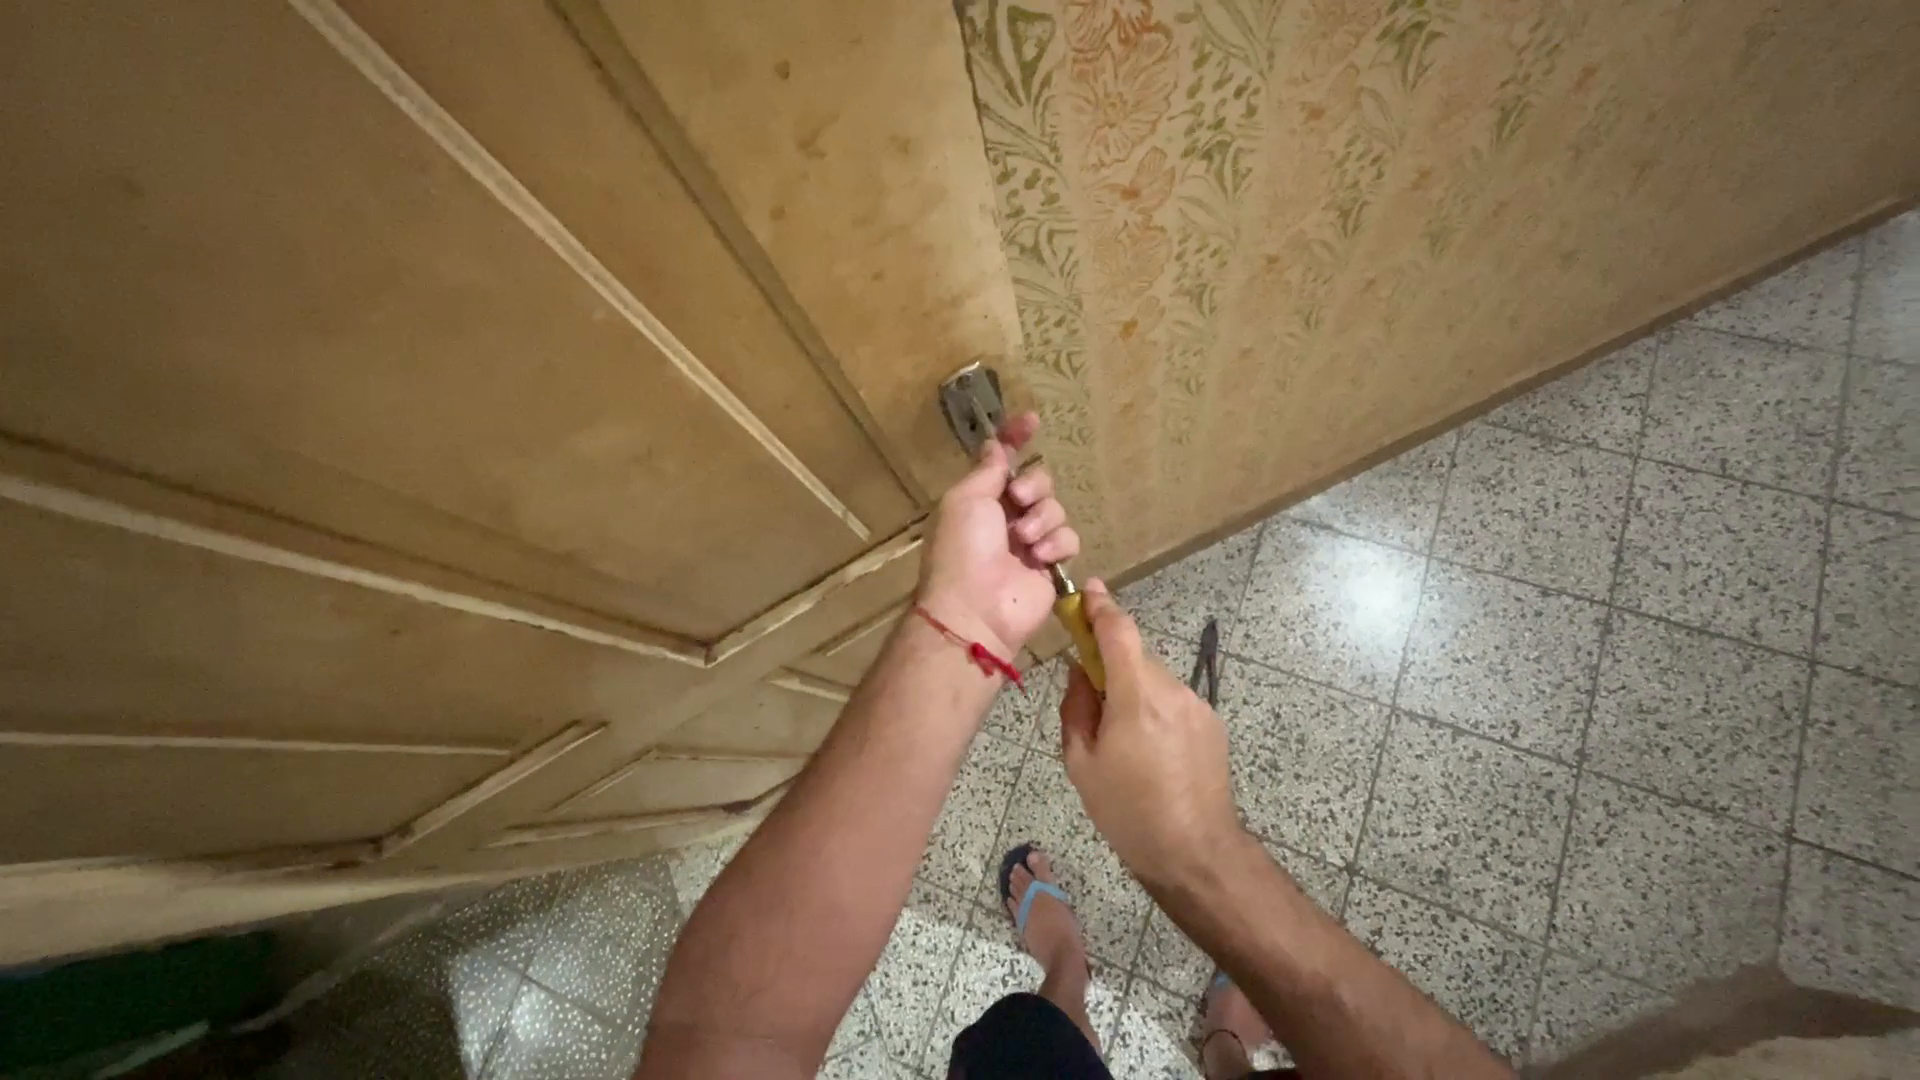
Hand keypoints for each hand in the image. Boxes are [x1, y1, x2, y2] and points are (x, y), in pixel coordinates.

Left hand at [916, 411, 1079, 657]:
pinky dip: (1056, 545)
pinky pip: (1068, 538)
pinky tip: (1040, 560)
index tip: (1032, 421)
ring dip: (1042, 520)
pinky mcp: (1051, 566)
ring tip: (1025, 542)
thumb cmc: (962, 549)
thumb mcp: (965, 499)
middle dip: (1033, 487)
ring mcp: (1029, 542)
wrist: (976, 609)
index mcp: (979, 499)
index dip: (1016, 438)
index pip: (1002, 460)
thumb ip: (987, 470)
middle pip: (1037, 481)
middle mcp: (1005, 518)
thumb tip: (995, 445)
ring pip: (1055, 508)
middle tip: (1018, 500)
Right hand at [1058, 580, 1243, 886]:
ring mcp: (1197, 706)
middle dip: (1111, 663)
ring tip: (1122, 737)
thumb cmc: (1127, 812)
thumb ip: (1076, 706)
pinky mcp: (1211, 723)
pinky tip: (1149, 749)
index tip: (1088, 591)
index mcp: (1136, 698)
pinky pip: (1172, 700)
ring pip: (1154, 678)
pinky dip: (1154, 707)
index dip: (1102, 607)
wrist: (1196, 852)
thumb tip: (1079, 671)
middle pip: (1135, 656)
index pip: (1119, 632)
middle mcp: (1172, 691)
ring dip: (1133, 689)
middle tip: (1090, 695)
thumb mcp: (1081, 763)